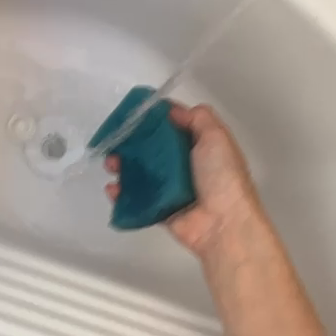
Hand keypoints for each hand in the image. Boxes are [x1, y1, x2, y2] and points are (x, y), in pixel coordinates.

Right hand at [106, 102, 273, 258]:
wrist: (224, 224)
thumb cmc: (221, 176)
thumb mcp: (217, 137)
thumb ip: (198, 118)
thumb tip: (172, 111)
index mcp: (200, 146)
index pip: (173, 126)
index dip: (154, 119)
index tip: (133, 114)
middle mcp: (184, 165)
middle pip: (152, 149)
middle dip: (131, 143)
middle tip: (115, 140)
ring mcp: (170, 189)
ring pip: (141, 172)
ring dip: (122, 166)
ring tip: (111, 164)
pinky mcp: (159, 209)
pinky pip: (137, 199)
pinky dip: (121, 193)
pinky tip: (112, 188)